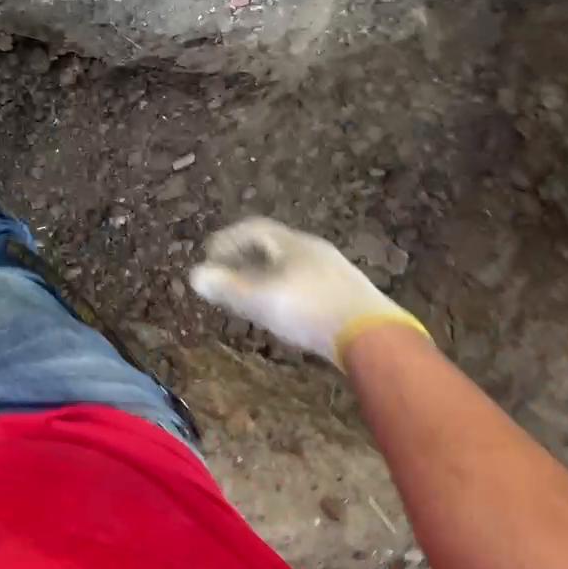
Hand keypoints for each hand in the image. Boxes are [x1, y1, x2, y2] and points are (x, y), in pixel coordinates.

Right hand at [189, 216, 427, 365]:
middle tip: (223, 278)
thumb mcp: (258, 299)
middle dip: (241, 261)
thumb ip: (225, 287)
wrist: (373, 338)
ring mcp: (333, 273)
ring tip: (246, 296)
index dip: (225, 240)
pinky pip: (302, 283)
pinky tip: (278, 310)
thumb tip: (194, 276)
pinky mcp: (345, 294)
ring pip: (287, 267)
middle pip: (270, 248)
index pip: (253, 229)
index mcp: (293, 245)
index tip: (208, 258)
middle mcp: (315, 252)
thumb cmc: (308, 310)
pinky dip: (280, 290)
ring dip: (260, 277)